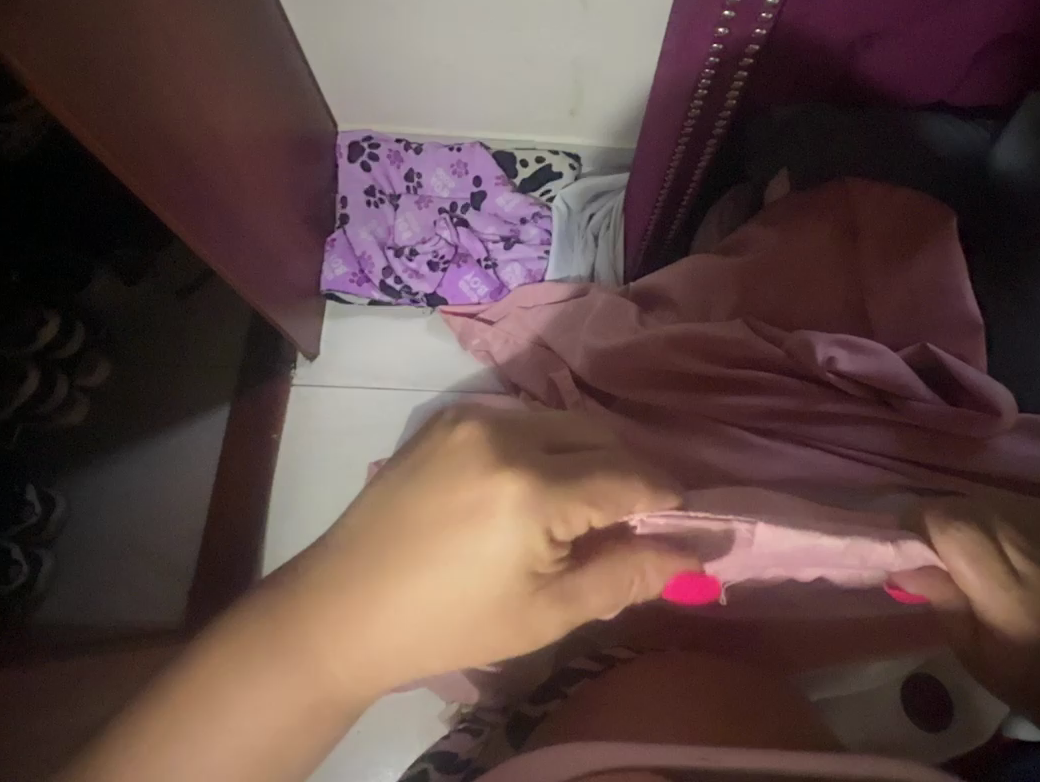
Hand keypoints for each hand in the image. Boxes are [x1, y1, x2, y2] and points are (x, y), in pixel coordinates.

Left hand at [265, 403, 699, 699]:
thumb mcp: (546, 613)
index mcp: (533, 490)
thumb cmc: (451, 623)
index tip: (680, 521)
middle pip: (598, 436)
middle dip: (626, 473)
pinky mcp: (447, 416)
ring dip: (584, 454)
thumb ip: (626, 575)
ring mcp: (472, 417)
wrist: (344, 608)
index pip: (628, 477)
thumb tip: (695, 557)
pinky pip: (519, 419)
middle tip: (628, 520)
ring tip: (576, 506)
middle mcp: (506, 433)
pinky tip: (528, 485)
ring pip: (560, 422)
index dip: (663, 498)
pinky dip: (542, 444)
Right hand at [887, 497, 1039, 745]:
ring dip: (974, 513)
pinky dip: (1005, 517)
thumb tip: (901, 560)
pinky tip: (1005, 543)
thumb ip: (940, 599)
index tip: (906, 537)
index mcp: (1012, 595)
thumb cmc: (1036, 686)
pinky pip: (1030, 510)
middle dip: (944, 515)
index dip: (920, 520)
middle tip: (933, 541)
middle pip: (975, 505)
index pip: (954, 525)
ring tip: (970, 541)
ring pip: (1001, 499)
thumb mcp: (973, 655)